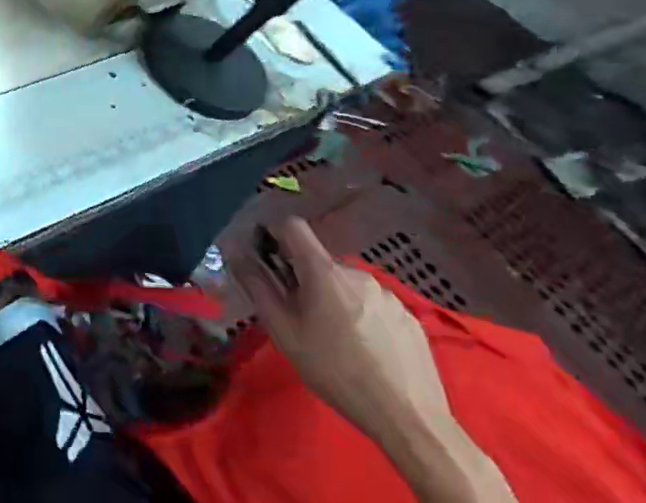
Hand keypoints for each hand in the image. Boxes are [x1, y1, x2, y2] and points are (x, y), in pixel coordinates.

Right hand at [236, 217, 449, 441]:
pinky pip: (373, 304)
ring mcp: (387, 294)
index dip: (274, 234)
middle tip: (300, 317)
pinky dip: (362, 316)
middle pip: (319, 261)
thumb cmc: (335, 371)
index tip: (267, 259)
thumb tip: (236, 253)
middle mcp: (357, 272)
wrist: (408, 418)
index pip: (293, 226)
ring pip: (347, 285)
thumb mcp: (284, 332)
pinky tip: (366, 350)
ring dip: (334, 299)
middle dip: (305, 279)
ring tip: (336, 339)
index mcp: (324, 270)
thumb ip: (257, 287)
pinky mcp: (409, 316)